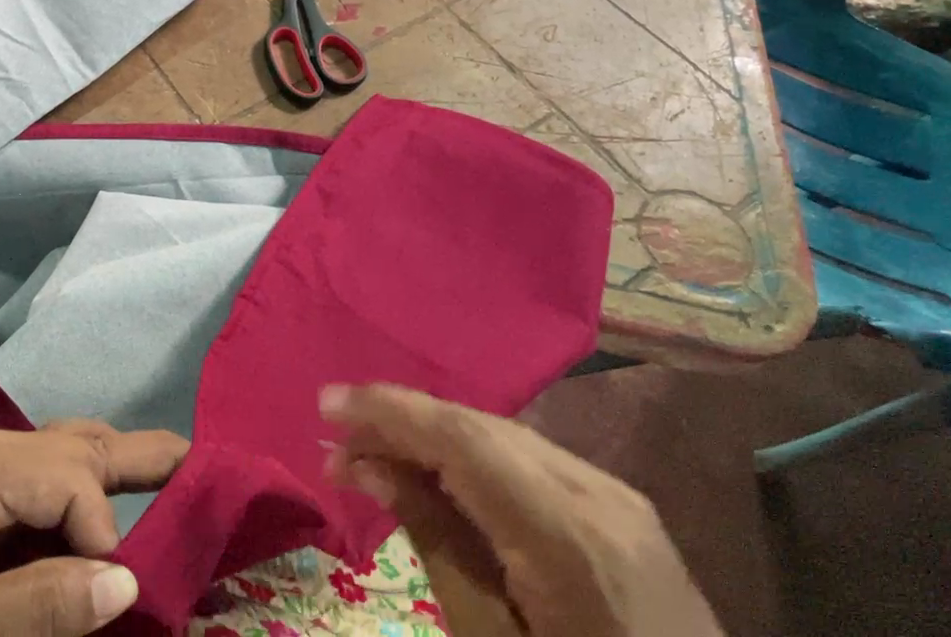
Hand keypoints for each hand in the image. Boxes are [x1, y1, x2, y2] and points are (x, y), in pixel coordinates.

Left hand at [0, 420, 188, 636]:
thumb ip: (42, 606)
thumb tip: (128, 581)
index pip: (73, 478)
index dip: (103, 535)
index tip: (112, 595)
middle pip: (77, 446)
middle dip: (138, 458)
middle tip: (203, 460)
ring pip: (66, 455)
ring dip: (115, 469)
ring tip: (173, 469)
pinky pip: (45, 484)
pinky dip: (84, 496)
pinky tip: (111, 504)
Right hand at [320, 384, 722, 636]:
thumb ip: (435, 544)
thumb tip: (372, 468)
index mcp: (567, 539)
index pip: (463, 440)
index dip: (390, 412)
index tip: (325, 406)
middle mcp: (599, 496)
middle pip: (481, 428)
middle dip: (402, 420)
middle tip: (336, 438)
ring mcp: (620, 499)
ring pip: (505, 436)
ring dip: (433, 435)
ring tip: (372, 453)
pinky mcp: (626, 510)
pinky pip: (532, 461)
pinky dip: (474, 456)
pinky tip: (438, 471)